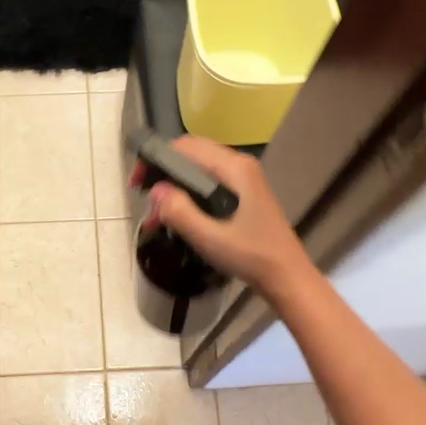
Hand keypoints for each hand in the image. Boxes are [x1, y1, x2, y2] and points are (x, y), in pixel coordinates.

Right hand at [135, 135, 314, 298]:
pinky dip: (189, 195)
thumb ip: (180, 212)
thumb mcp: (210, 238)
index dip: (156, 160)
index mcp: (234, 169)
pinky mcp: (244, 193)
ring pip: (199, 169)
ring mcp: (244, 178)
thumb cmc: (251, 256)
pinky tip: (178, 218)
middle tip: (145, 201)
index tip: (137, 185)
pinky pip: (209, 182)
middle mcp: (240, 165)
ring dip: (174, 187)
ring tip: (156, 217)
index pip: (186, 147)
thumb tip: (156, 191)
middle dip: (163, 173)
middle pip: (191, 154)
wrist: (287, 277)